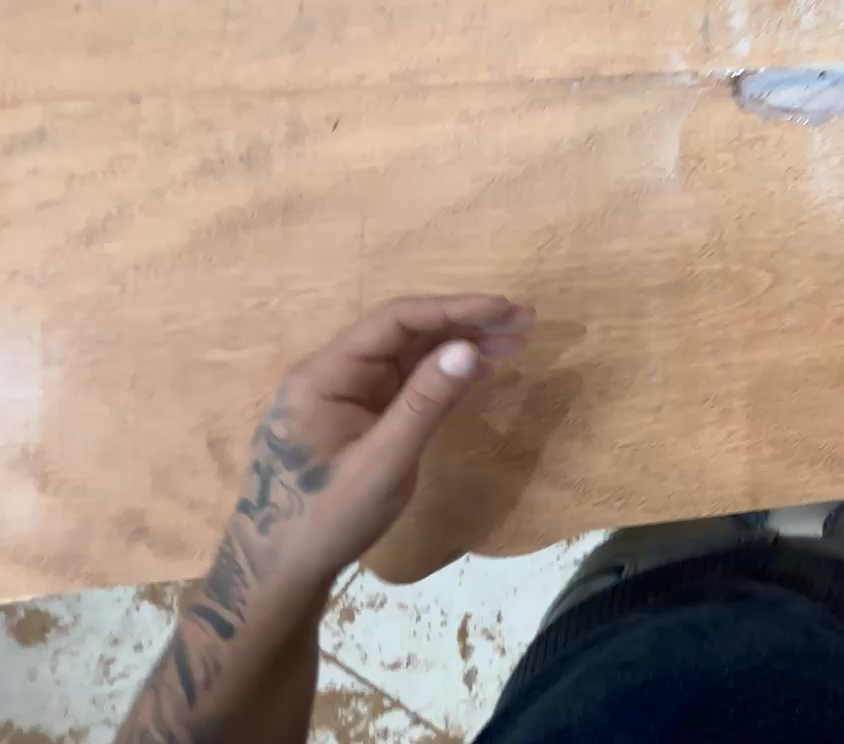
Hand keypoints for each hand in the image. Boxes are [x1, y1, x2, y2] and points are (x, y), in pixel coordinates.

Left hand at [226, 294, 532, 591]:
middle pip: (408, 330)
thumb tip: (470, 348)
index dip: (454, 309)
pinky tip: (485, 369)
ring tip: (516, 341)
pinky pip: (413, 378)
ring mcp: (351, 393)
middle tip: (524, 320)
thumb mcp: (382, 463)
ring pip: (414, 352)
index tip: (505, 309)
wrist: (280, 574)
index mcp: (324, 376)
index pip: (396, 321)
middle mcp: (335, 375)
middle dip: (467, 321)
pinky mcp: (366, 413)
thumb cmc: (325, 519)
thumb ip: (425, 403)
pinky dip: (451, 370)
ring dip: (464, 343)